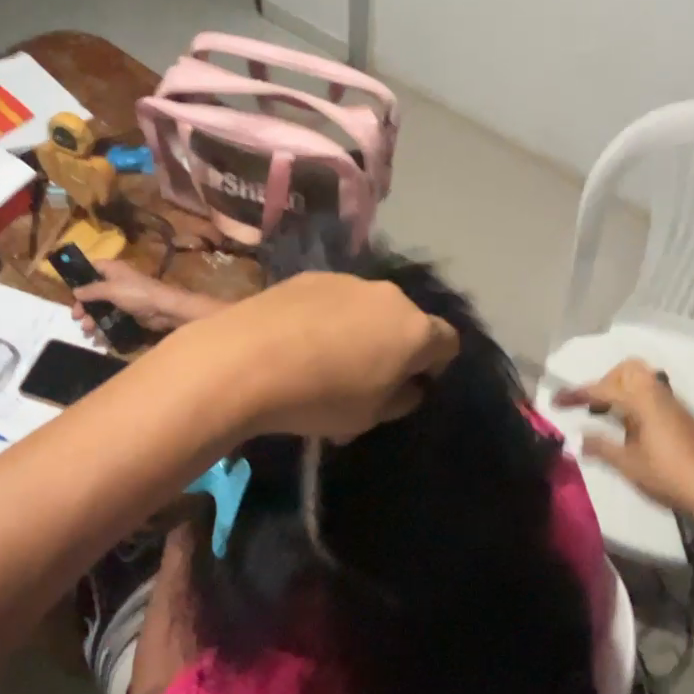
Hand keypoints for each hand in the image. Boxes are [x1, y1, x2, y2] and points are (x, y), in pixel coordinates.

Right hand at [70, 260, 202, 338]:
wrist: (164, 309)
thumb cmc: (137, 293)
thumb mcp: (111, 289)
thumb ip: (92, 290)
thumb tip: (75, 291)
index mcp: (113, 269)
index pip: (92, 267)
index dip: (80, 278)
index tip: (71, 292)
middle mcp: (117, 281)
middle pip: (94, 291)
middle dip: (84, 305)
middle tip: (77, 318)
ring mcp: (123, 297)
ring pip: (101, 306)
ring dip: (92, 318)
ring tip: (88, 331)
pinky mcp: (129, 311)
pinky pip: (111, 317)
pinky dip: (104, 325)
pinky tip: (99, 336)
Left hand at [181, 272, 458, 442]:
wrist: (245, 360)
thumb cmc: (320, 398)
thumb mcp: (370, 417)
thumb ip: (401, 398)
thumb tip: (408, 385)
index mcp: (414, 330)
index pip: (448, 342)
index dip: (434, 366)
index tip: (408, 386)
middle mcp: (387, 295)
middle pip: (405, 321)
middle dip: (394, 346)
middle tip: (364, 378)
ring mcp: (346, 280)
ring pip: (367, 308)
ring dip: (359, 330)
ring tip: (322, 361)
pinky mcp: (309, 276)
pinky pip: (332, 300)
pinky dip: (325, 318)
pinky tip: (296, 343)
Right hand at [552, 359, 693, 512]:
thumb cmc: (669, 476)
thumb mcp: (627, 464)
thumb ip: (600, 446)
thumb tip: (577, 437)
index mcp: (642, 400)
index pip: (602, 389)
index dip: (576, 394)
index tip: (555, 402)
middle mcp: (659, 394)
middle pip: (627, 370)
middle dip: (604, 382)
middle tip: (591, 406)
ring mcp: (674, 404)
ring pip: (643, 380)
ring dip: (621, 390)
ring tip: (607, 416)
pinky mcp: (683, 417)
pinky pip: (653, 394)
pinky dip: (635, 400)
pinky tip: (631, 428)